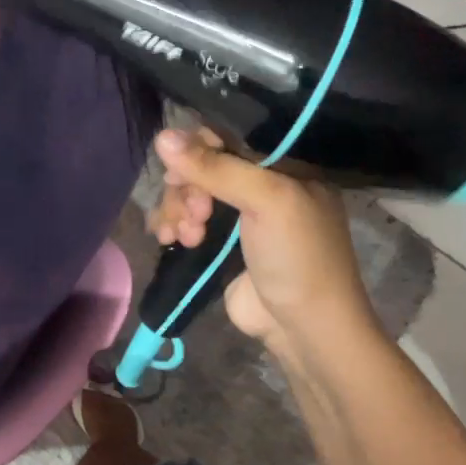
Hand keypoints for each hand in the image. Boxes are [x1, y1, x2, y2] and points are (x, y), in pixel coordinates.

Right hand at [153, 130, 374, 347]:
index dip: (198, 149)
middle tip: (195, 215)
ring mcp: (238, 215)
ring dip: (177, 210)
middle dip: (187, 187)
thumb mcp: (266, 201)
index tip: (182, 171)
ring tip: (184, 237)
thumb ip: (216, 168)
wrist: (304, 328)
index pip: (228, 136)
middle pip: (202, 165)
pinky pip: (183, 219)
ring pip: (188, 192)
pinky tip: (169, 240)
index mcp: (284, 165)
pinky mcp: (219, 243)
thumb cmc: (297, 256)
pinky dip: (172, 225)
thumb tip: (161, 136)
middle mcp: (260, 185)